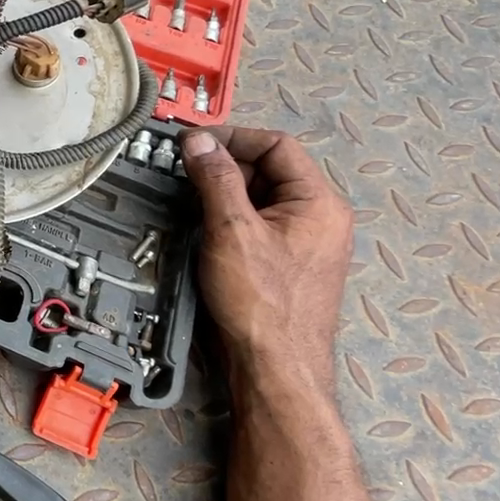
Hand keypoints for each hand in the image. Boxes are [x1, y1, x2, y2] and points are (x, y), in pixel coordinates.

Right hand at [180, 127, 353, 392]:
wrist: (273, 362)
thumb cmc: (261, 301)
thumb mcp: (231, 229)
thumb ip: (216, 179)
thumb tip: (199, 141)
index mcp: (318, 203)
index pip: (276, 146)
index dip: (231, 138)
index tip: (190, 143)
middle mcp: (316, 217)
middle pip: (265, 168)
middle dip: (222, 166)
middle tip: (181, 173)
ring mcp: (300, 239)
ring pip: (256, 196)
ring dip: (219, 192)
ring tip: (187, 203)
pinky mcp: (281, 259)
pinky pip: (252, 221)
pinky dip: (224, 216)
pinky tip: (200, 228)